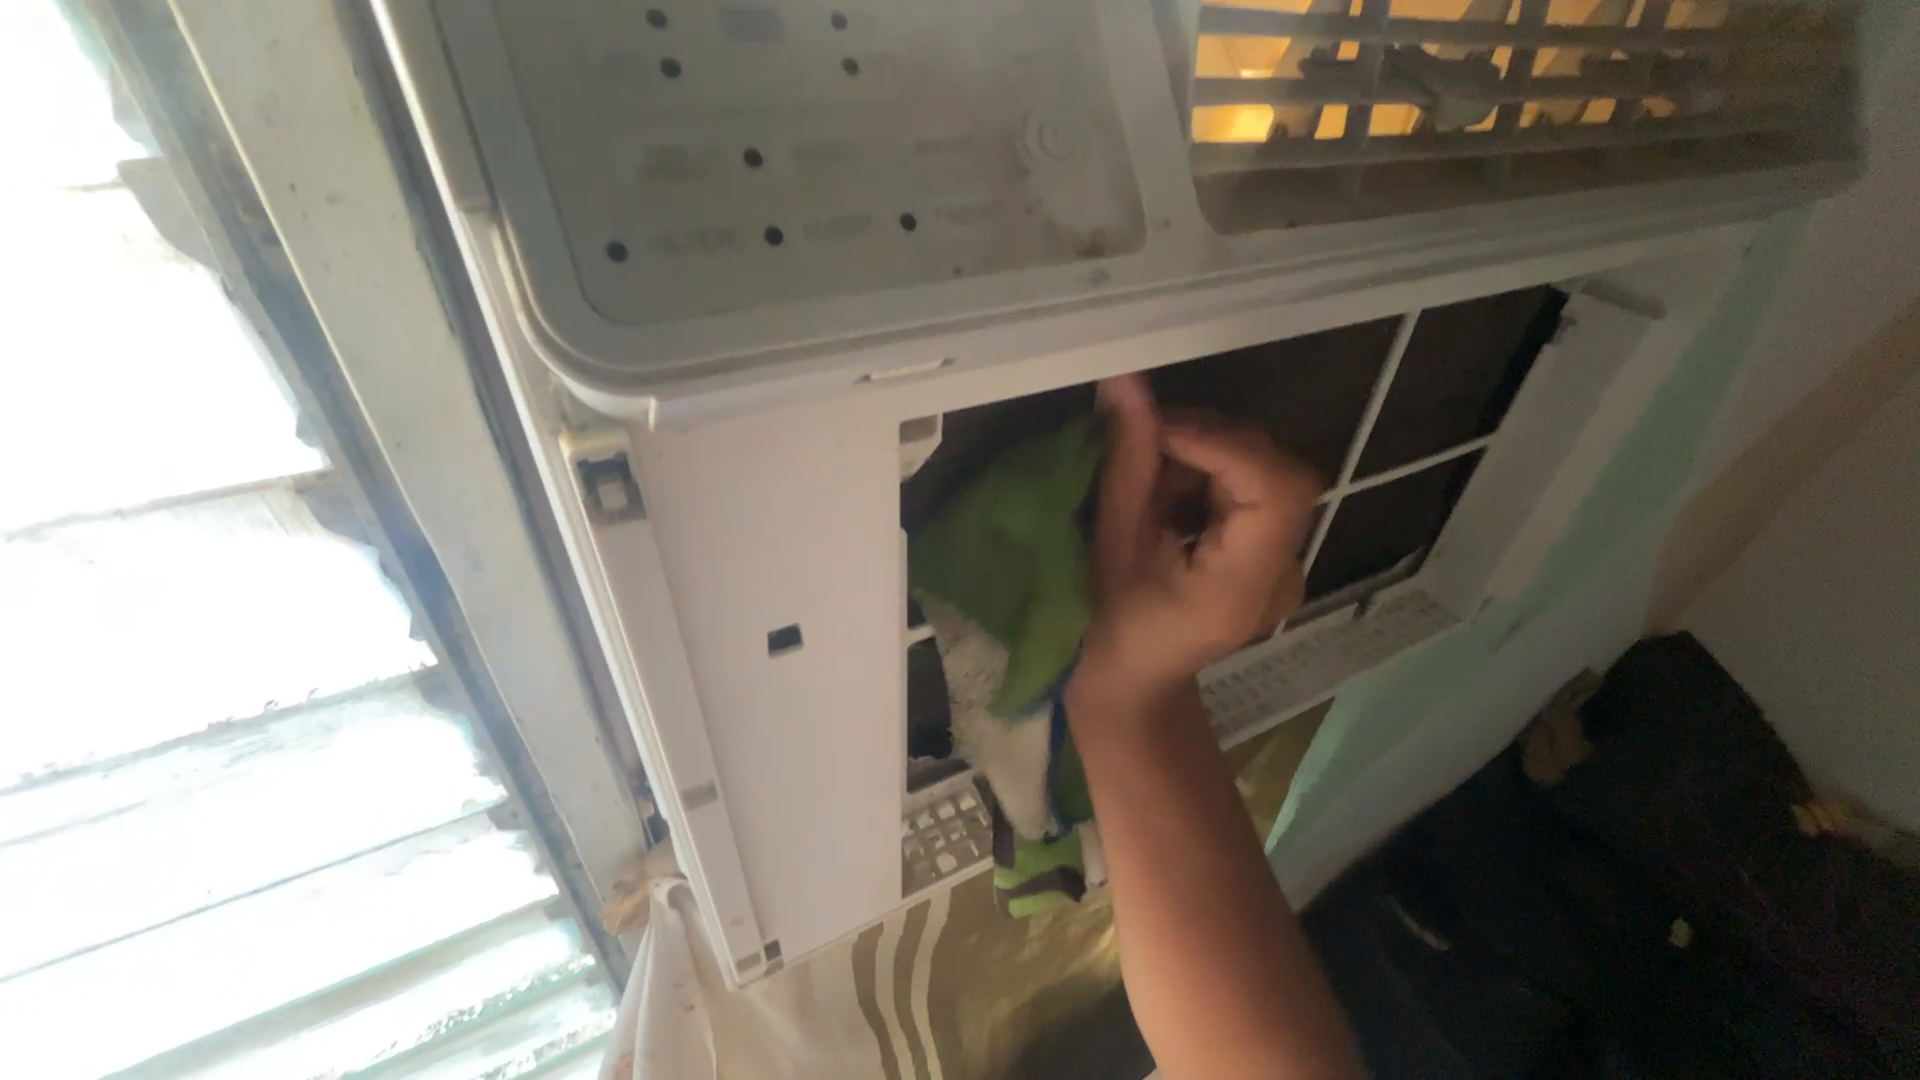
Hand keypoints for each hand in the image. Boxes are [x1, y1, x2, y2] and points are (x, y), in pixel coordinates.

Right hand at [1074, 373, 1323, 705]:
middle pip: (1275, 473)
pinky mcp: (1267, 555)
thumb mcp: (1112, 545)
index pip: (1276, 490)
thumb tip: (1125, 383)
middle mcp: (1282, 573)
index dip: (1225, 445)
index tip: (1162, 428)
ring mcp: (1282, 565)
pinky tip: (1167, 490)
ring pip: (1263, 474)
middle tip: (1145, 434)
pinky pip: (1250, 492)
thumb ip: (1127, 462)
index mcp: (1245, 586)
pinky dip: (1208, 474)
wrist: (1131, 684)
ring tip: (1147, 465)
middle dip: (1211, 440)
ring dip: (1205, 453)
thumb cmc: (1106, 629)